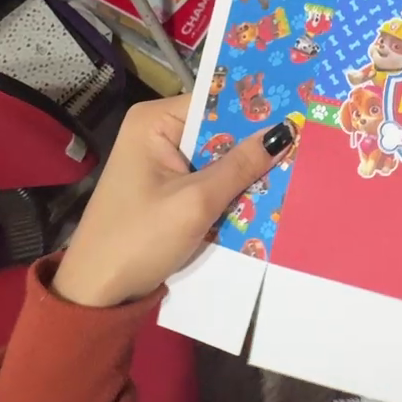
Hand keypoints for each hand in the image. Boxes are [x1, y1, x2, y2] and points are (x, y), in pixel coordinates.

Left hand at [52, 96, 288, 307]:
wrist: (94, 299)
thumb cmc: (138, 240)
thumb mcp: (195, 202)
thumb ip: (240, 165)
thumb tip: (285, 130)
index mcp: (154, 121)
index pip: (216, 102)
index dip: (255, 109)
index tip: (298, 111)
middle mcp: (157, 131)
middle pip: (219, 129)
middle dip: (254, 142)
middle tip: (306, 139)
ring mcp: (161, 161)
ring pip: (217, 156)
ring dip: (246, 168)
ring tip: (296, 163)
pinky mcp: (166, 188)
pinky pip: (208, 177)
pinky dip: (230, 187)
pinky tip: (265, 191)